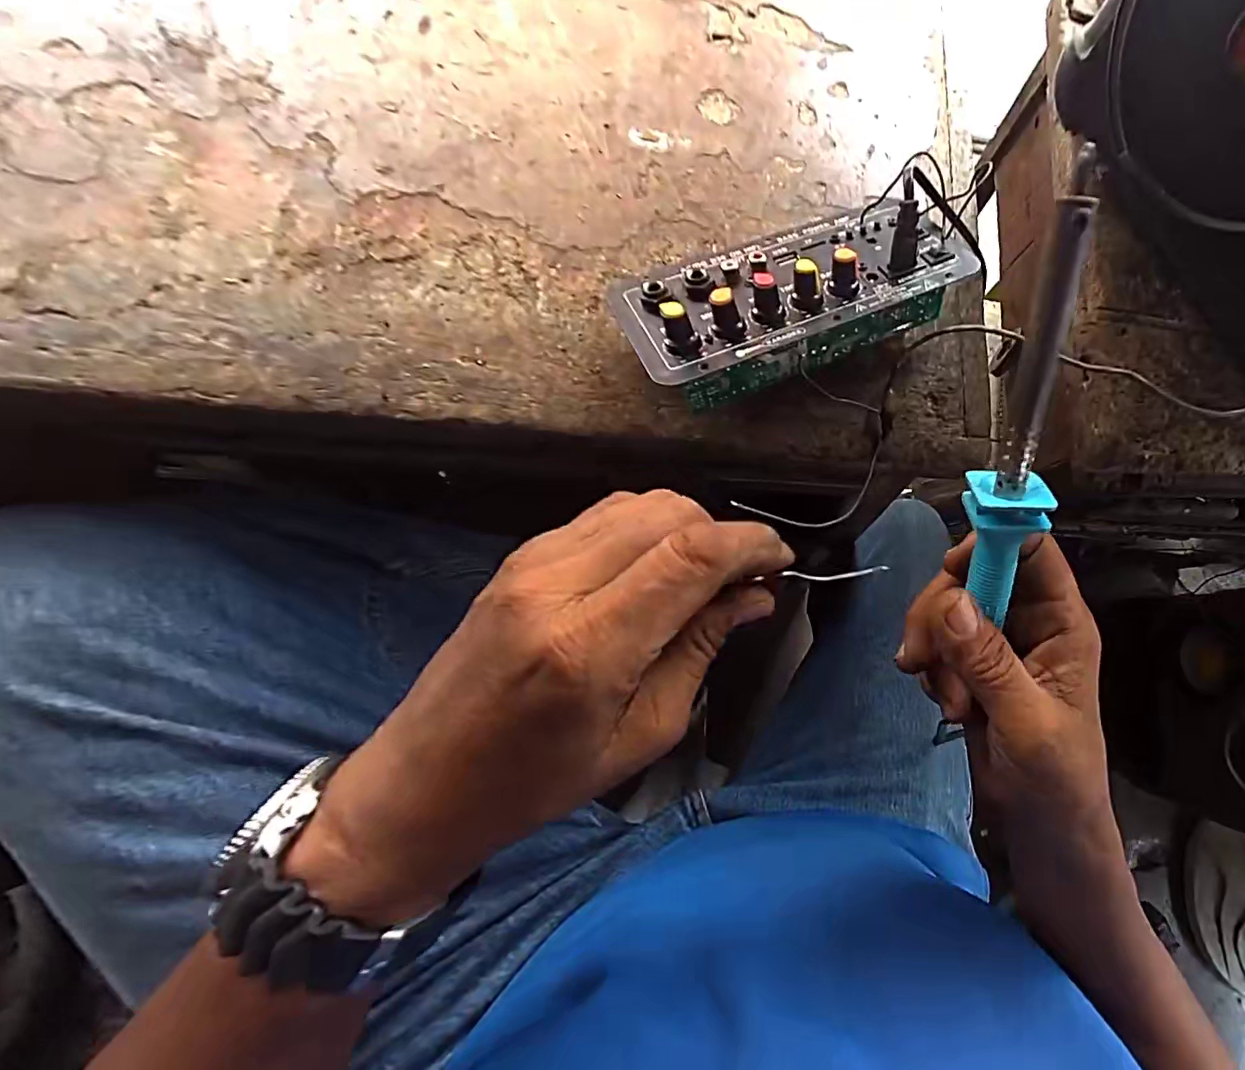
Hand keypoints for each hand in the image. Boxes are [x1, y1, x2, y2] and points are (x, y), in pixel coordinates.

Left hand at [286, 490, 791, 923]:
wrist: (421, 784)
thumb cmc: (541, 779)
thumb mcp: (645, 731)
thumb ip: (702, 649)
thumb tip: (754, 597)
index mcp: (588, 644)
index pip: (691, 555)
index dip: (751, 545)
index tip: (782, 562)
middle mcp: (555, 583)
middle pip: (672, 514)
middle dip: (728, 535)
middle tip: (748, 578)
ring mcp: (531, 560)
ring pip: (643, 503)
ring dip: (693, 528)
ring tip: (709, 573)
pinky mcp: (521, 555)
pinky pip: (610, 514)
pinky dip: (655, 527)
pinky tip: (663, 566)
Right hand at [895, 535, 1121, 889]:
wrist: (1044, 828)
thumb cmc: (1057, 777)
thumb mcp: (1027, 720)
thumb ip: (990, 662)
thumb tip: (951, 603)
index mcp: (1062, 622)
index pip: (1032, 553)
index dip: (994, 543)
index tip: (950, 568)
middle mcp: (1030, 622)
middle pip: (975, 574)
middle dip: (942, 612)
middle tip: (923, 657)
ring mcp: (998, 643)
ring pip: (948, 607)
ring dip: (934, 648)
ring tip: (950, 701)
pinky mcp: (972, 666)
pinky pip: (937, 641)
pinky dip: (930, 665)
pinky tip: (944, 703)